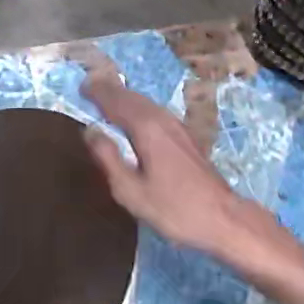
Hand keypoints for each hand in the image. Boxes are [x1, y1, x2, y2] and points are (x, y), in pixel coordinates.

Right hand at [82, 71, 262, 255]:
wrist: (222, 216)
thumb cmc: (174, 208)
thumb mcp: (131, 191)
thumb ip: (108, 159)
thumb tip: (90, 130)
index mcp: (147, 127)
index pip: (117, 101)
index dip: (98, 92)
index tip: (81, 87)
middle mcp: (162, 119)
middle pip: (132, 97)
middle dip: (110, 91)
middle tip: (89, 88)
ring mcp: (177, 126)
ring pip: (146, 103)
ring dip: (125, 98)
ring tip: (106, 99)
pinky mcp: (185, 136)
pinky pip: (155, 112)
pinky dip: (139, 109)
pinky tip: (135, 119)